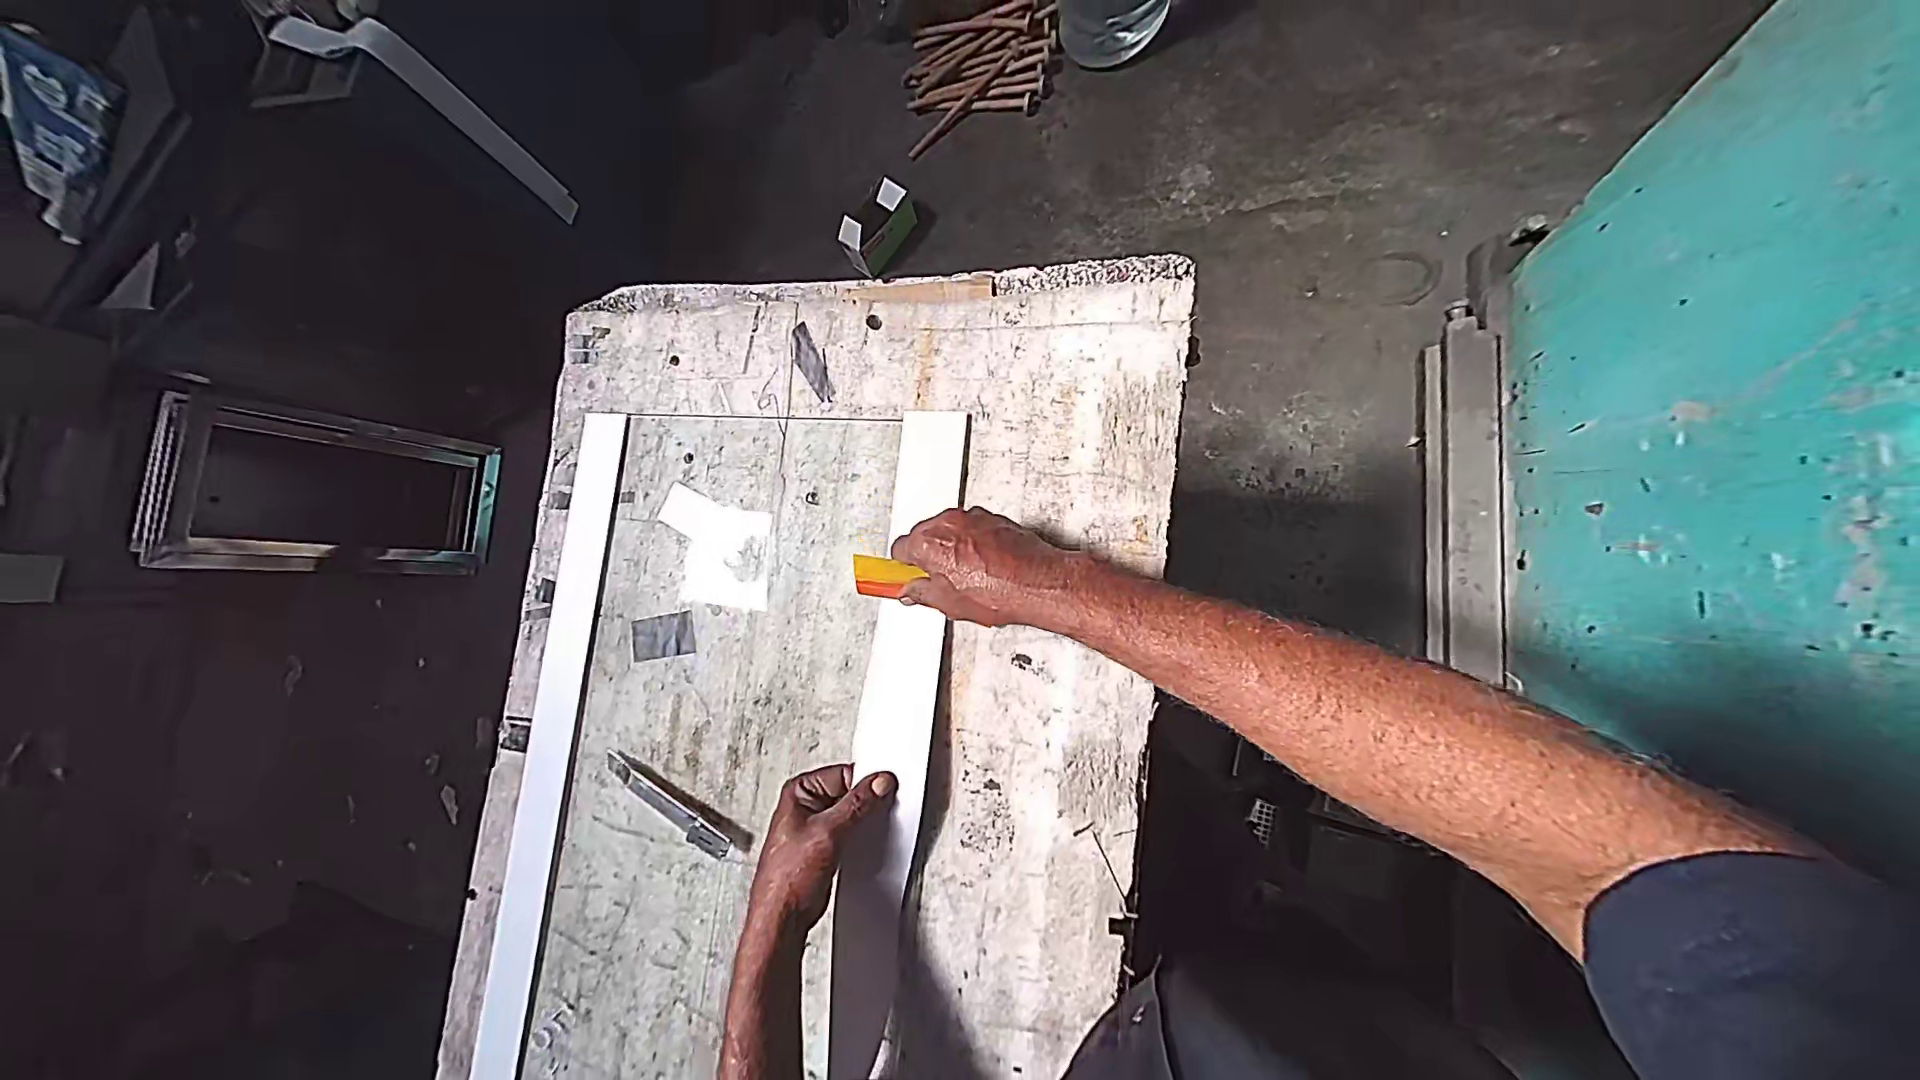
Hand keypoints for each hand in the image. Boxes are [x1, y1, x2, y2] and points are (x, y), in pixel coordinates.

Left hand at [746, 764, 896, 934]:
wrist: (783, 920)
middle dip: (865, 802)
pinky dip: (860, 836)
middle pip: (849, 792)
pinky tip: (861, 845)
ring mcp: (816, 827)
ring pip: (851, 813)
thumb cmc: (786, 879)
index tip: (883, 788)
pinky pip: (850, 831)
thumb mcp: (828, 832)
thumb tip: (878, 784)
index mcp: (799, 791)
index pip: (843, 773)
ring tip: (862, 833)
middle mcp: (805, 806)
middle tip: (877, 810)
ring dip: (863, 821)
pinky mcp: (826, 846)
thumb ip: (857, 805)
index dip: (865, 782)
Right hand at [890, 507, 1085, 627]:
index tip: (906, 576)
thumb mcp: (949, 603)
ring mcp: (971, 517)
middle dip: (927, 556)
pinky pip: (971, 529)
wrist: (1038, 583)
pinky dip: (972, 543)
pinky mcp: (991, 518)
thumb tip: (913, 590)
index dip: (903, 567)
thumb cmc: (999, 591)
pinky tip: (982, 568)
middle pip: (923, 536)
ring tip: (965, 578)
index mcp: (929, 542)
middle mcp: (947, 522)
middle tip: (937, 581)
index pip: (900, 549)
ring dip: (950, 549)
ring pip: (948, 531)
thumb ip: (922, 592)